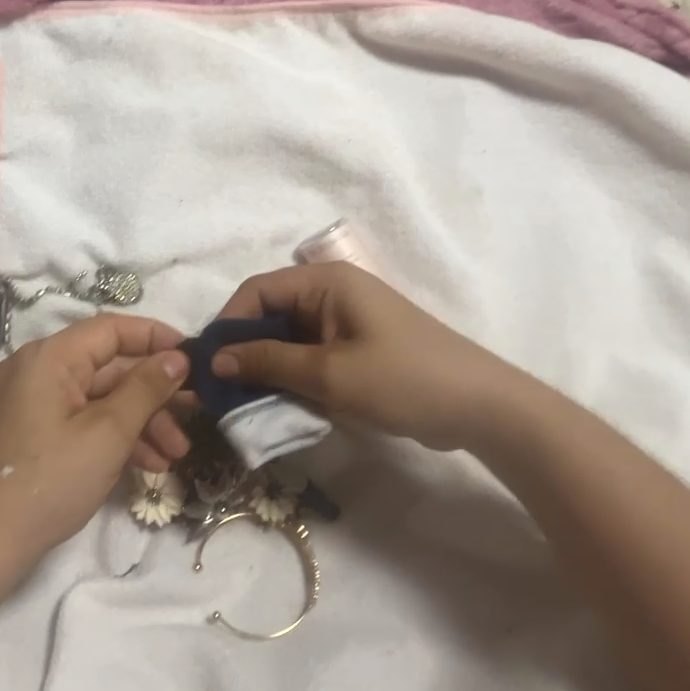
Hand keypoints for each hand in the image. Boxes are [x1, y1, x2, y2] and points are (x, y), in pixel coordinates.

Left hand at [0, 314, 191, 564]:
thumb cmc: (48, 481)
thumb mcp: (107, 434)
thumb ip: (145, 390)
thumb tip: (177, 357)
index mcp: (49, 357)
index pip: (112, 329)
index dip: (156, 338)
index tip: (195, 359)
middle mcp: (37, 371)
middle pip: (108, 368)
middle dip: (154, 395)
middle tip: (194, 417)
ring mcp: (32, 404)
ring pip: (99, 399)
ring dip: (139, 422)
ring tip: (175, 454)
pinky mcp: (31, 434)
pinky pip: (81, 421)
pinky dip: (113, 438)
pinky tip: (146, 466)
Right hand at [211, 263, 513, 451]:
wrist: (482, 408)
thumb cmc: (404, 380)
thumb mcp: (329, 374)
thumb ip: (268, 363)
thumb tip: (215, 360)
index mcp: (326, 282)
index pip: (258, 291)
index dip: (229, 323)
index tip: (208, 364)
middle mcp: (332, 294)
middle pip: (271, 315)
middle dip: (245, 351)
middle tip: (221, 392)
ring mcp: (346, 323)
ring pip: (288, 340)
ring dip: (267, 369)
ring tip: (246, 405)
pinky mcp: (356, 351)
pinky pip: (310, 358)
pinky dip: (292, 378)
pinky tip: (281, 406)